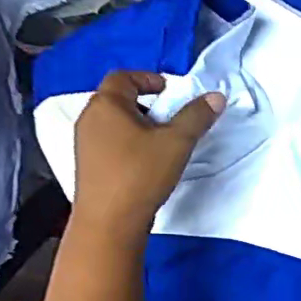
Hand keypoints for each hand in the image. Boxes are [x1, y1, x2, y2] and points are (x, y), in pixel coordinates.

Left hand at [72, 71, 225, 237]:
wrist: (109, 223)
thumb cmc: (140, 175)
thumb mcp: (176, 143)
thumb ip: (196, 117)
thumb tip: (216, 97)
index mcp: (106, 105)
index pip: (124, 77)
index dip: (148, 78)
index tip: (169, 90)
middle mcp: (89, 119)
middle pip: (117, 100)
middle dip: (145, 104)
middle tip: (170, 118)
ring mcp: (84, 145)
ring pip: (113, 124)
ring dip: (137, 126)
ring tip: (161, 143)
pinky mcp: (88, 168)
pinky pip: (109, 144)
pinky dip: (127, 144)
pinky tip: (145, 164)